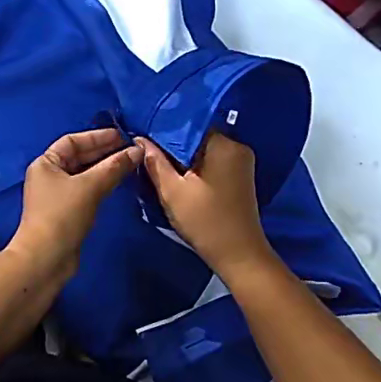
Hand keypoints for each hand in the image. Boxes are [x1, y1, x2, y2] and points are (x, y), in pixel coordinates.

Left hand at [10, 129, 143, 272]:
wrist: (46, 258)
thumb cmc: (63, 215)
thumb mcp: (90, 187)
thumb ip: (114, 167)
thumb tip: (137, 150)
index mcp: (46, 163)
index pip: (73, 141)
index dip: (97, 136)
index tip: (122, 136)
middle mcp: (49, 175)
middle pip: (79, 157)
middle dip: (104, 152)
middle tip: (131, 149)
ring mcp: (56, 194)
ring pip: (84, 174)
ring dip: (105, 168)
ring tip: (130, 163)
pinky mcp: (66, 212)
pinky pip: (86, 190)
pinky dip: (101, 184)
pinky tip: (118, 183)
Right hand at [137, 132, 274, 276]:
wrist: (239, 256)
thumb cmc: (205, 222)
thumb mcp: (172, 191)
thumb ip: (155, 162)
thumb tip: (139, 139)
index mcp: (224, 145)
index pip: (188, 125)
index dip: (163, 130)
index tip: (142, 136)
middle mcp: (237, 147)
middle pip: (196, 136)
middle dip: (171, 144)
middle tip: (145, 150)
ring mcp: (240, 162)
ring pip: (202, 149)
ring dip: (182, 156)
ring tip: (157, 161)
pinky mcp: (239, 176)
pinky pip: (211, 161)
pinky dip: (194, 165)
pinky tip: (177, 174)